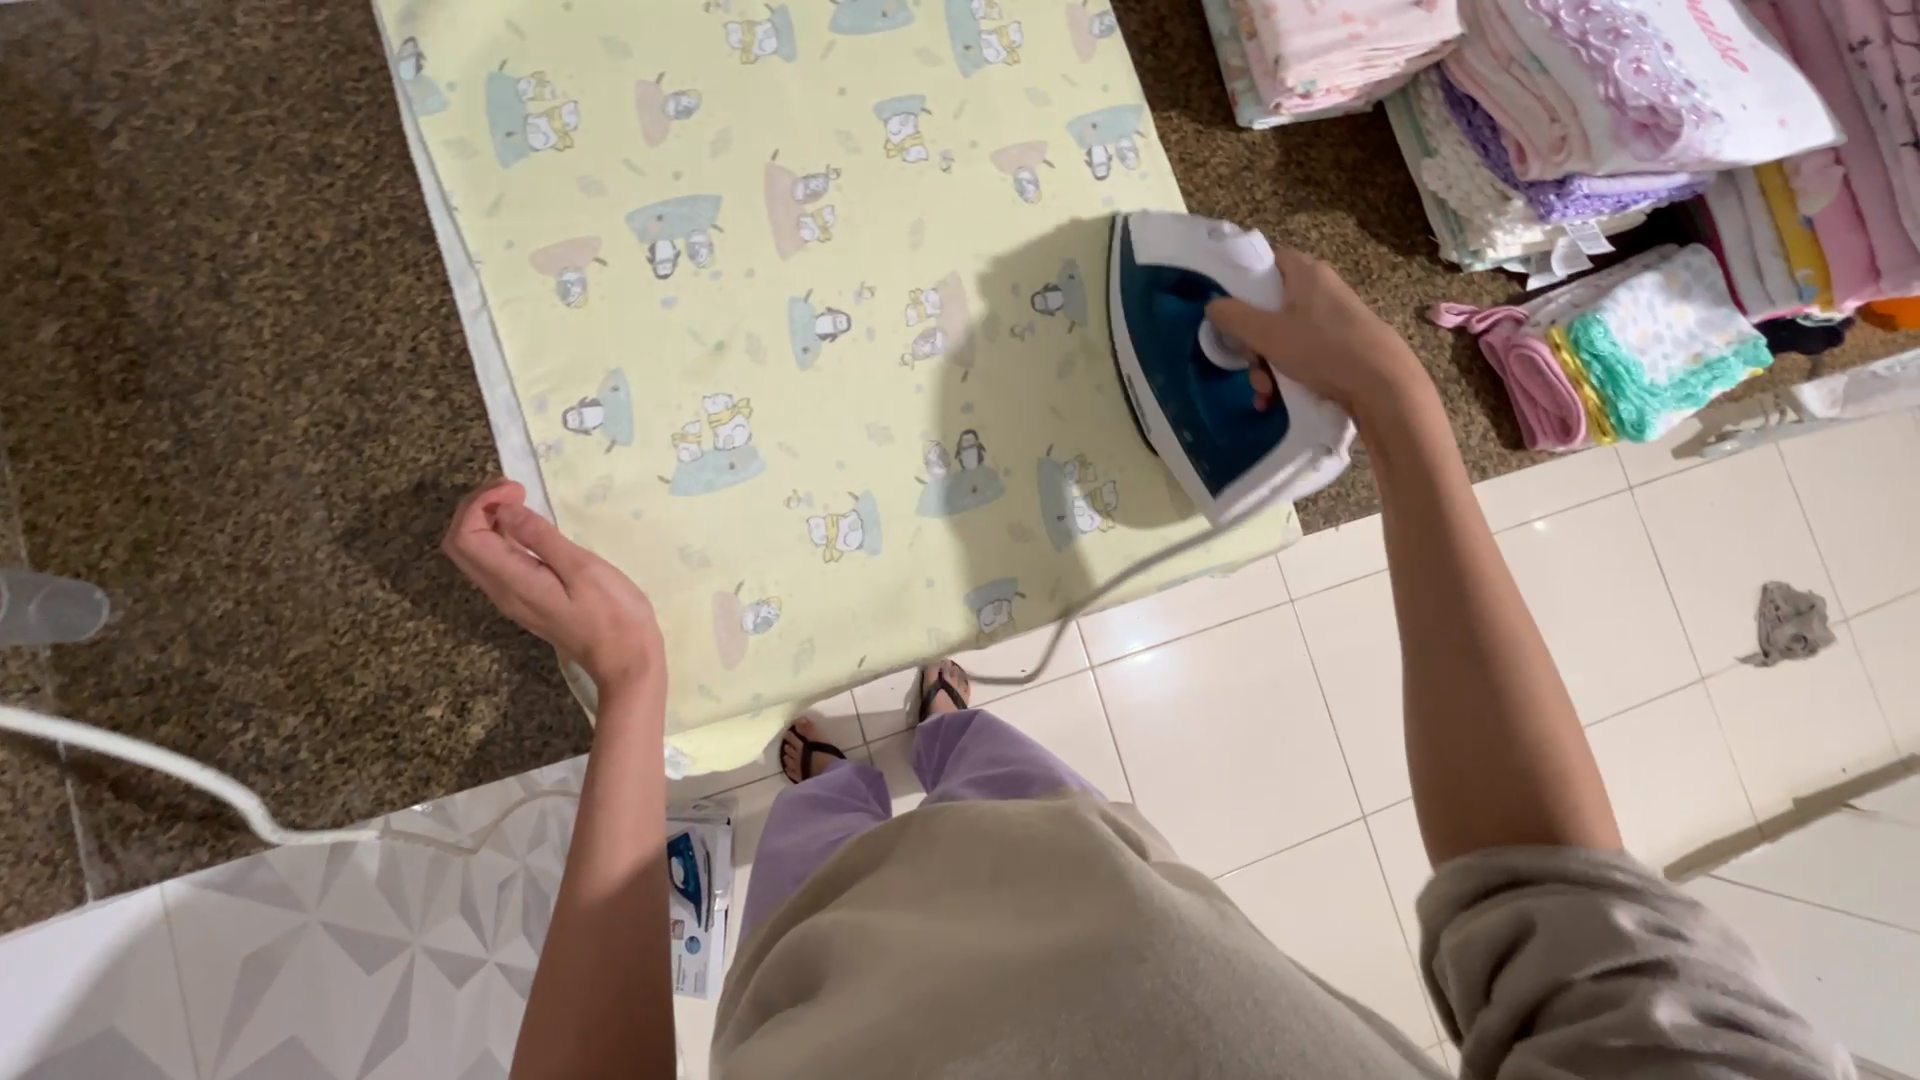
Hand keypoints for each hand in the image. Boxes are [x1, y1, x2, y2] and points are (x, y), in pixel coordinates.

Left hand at [441, 478, 664, 701]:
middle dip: (478, 508)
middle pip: (461, 543)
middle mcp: (502, 591)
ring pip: (475, 554)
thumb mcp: (583, 569)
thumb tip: (507, 511)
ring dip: (488, 521)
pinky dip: (501, 538)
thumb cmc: (613, 614)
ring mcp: (512, 599)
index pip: (466, 535)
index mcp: (512, 582)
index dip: (481, 504)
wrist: (626, 660)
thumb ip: (542, 539)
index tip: (518, 489)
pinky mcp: (527, 601)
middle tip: (515, 489)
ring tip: (521, 502)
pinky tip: (529, 530)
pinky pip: (496, 563)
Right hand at [1205, 247, 1429, 419]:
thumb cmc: (1320, 348)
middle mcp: (1320, 290)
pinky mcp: (1339, 345)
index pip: (1268, 260)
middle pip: (1269, 305)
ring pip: (1282, 335)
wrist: (1380, 383)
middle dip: (1251, 341)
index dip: (1244, 279)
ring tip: (1264, 391)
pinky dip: (1284, 373)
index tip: (1229, 306)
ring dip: (1264, 365)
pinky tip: (1275, 398)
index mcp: (1305, 273)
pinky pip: (1301, 353)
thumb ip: (1234, 317)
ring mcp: (1331, 318)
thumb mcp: (1267, 333)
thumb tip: (1213, 305)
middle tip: (1248, 361)